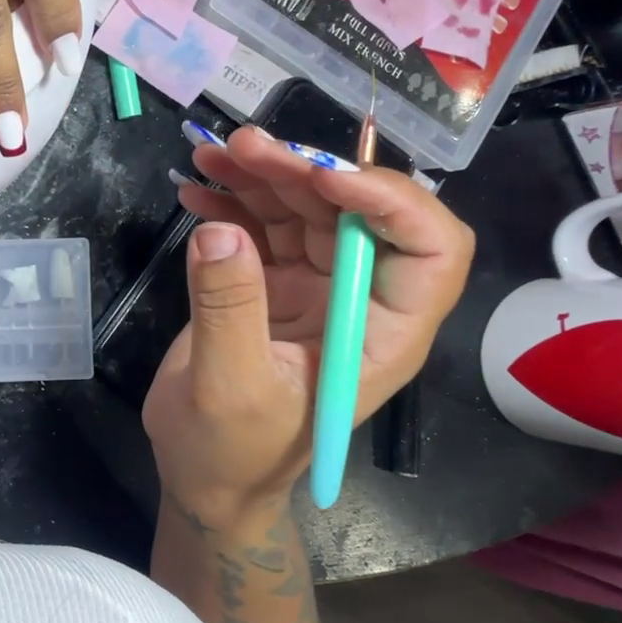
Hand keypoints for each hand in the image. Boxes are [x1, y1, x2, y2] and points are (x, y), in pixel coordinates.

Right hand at [142, 126, 474, 518]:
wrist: (204, 477)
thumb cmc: (229, 448)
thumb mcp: (227, 385)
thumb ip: (228, 309)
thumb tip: (217, 230)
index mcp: (380, 333)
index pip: (427, 250)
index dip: (389, 201)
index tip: (316, 174)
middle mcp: (358, 302)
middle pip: (353, 215)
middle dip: (302, 173)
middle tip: (238, 145)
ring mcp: (311, 292)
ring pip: (303, 213)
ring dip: (259, 177)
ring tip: (207, 154)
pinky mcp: (266, 289)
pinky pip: (256, 231)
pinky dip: (227, 204)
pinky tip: (194, 189)